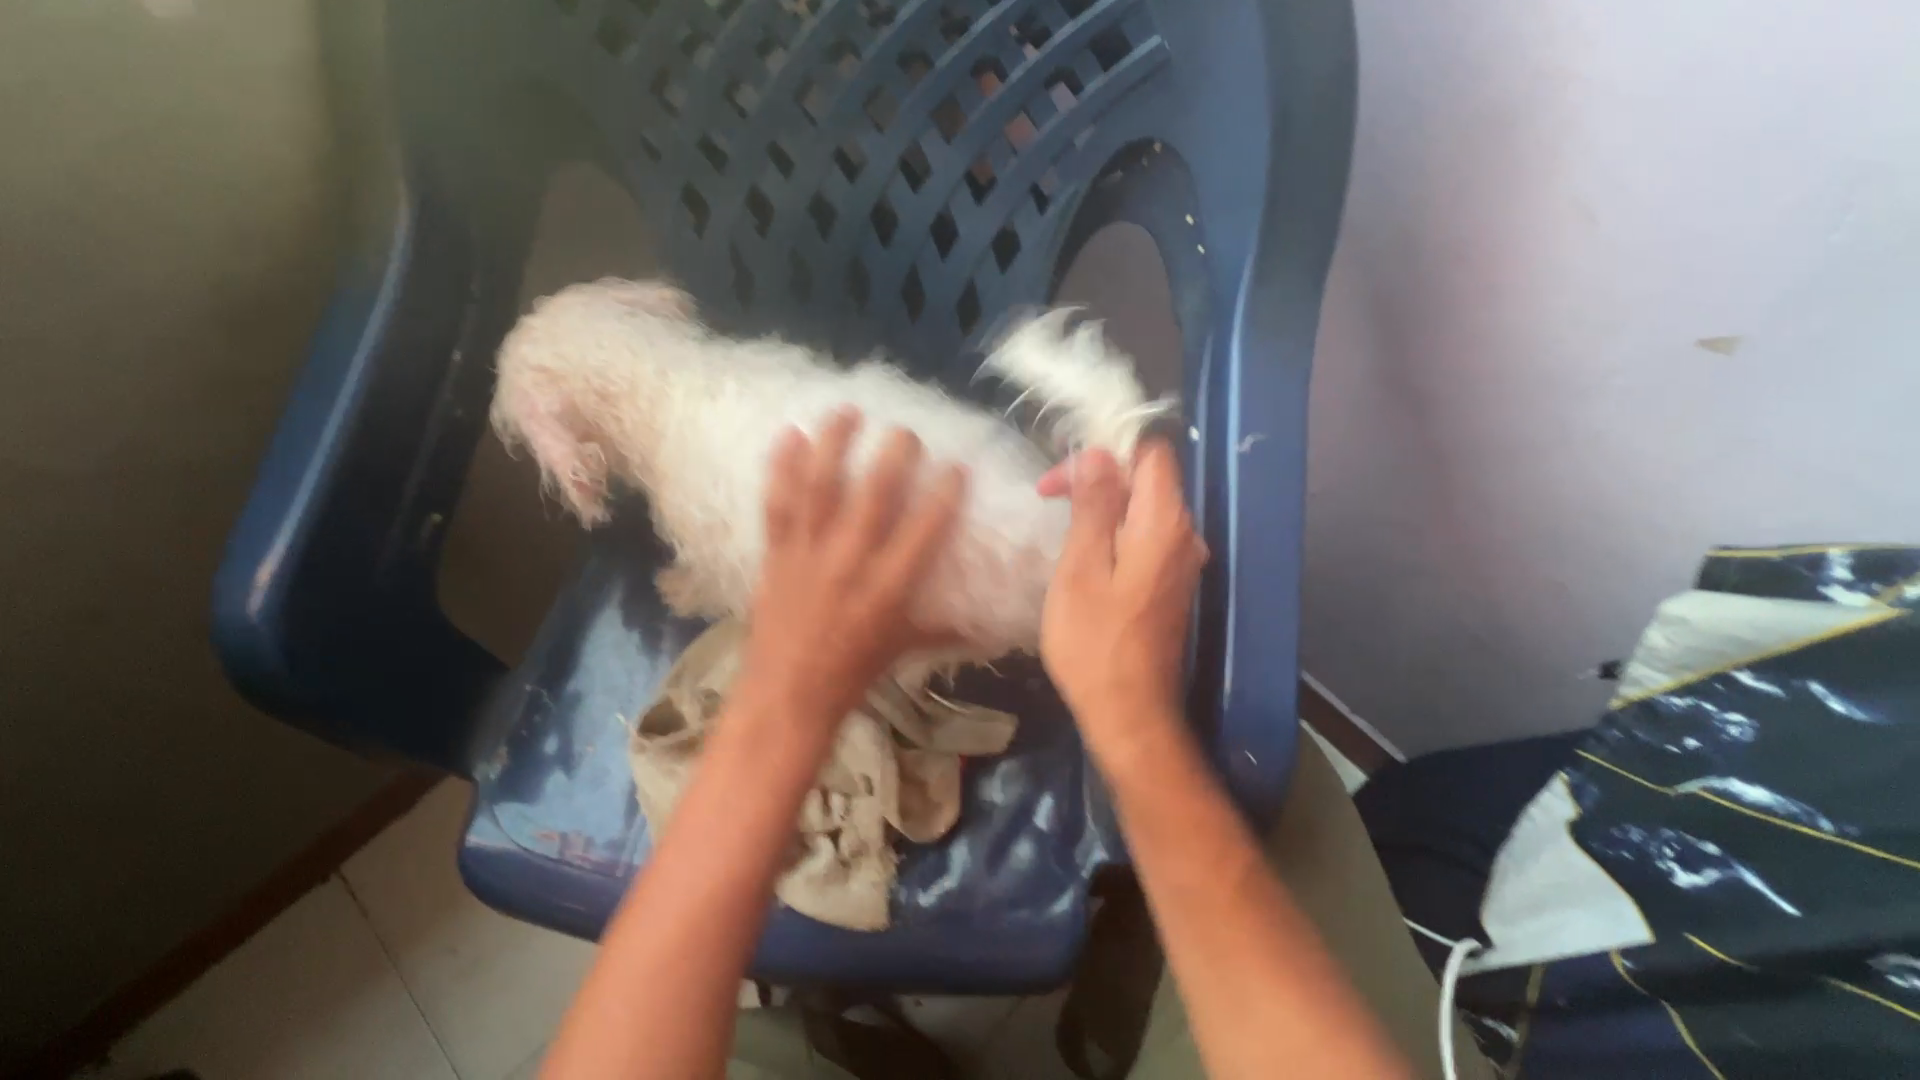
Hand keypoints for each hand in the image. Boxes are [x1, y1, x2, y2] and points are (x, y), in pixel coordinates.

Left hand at [735, 408, 967, 739]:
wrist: (787, 695)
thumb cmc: (854, 673)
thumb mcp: (906, 648)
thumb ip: (949, 628)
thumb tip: (994, 625)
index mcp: (888, 589)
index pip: (924, 529)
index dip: (944, 493)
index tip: (958, 465)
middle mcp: (849, 563)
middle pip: (873, 496)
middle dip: (892, 456)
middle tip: (906, 431)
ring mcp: (807, 554)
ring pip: (820, 487)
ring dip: (834, 444)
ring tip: (848, 410)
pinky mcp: (776, 554)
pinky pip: (777, 503)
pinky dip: (781, 467)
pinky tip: (789, 433)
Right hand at [1039, 441, 1206, 747]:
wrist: (1128, 712)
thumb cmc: (1094, 642)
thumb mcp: (1081, 567)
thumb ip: (1094, 506)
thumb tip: (1098, 454)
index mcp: (1164, 523)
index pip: (1151, 453)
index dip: (1107, 450)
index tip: (1063, 473)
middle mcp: (1185, 535)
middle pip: (1147, 480)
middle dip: (1099, 477)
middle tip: (1048, 497)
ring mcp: (1181, 563)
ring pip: (1144, 510)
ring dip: (1103, 506)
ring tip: (1060, 523)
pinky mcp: (1171, 585)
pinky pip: (1145, 539)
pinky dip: (1115, 534)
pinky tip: (1084, 556)